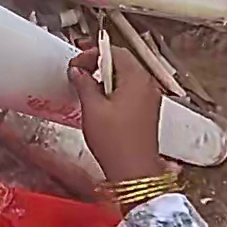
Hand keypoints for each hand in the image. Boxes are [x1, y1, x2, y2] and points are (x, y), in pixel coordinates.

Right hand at [68, 46, 163, 182]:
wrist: (134, 173)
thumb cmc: (115, 141)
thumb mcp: (92, 108)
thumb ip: (84, 84)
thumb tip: (78, 71)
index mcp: (136, 79)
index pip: (115, 52)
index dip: (93, 54)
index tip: (76, 64)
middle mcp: (147, 85)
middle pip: (123, 63)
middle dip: (99, 64)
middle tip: (78, 72)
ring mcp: (150, 99)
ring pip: (126, 77)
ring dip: (105, 77)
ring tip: (86, 86)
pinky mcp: (147, 112)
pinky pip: (130, 91)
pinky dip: (114, 89)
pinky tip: (99, 101)